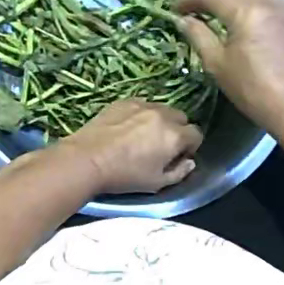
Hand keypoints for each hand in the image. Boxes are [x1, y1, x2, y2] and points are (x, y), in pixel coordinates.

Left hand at [56, 99, 202, 193]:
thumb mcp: (156, 183)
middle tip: (161, 145)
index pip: (196, 134)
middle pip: (181, 118)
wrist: (87, 159)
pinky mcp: (123, 101)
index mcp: (174, 135)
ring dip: (160, 120)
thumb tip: (189, 162)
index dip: (189, 147)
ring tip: (144, 135)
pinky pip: (141, 104)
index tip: (177, 156)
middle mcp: (162, 115)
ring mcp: (141, 105)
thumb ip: (179, 172)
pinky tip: (129, 126)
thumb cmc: (124, 175)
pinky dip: (141, 113)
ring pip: (162, 108)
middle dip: (177, 130)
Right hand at [174, 0, 283, 136]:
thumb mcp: (216, 63)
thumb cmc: (250, 87)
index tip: (173, 9)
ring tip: (215, 7)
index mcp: (244, 10)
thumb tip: (182, 20)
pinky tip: (239, 12)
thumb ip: (198, 35)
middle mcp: (264, 1)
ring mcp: (281, 7)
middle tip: (190, 9)